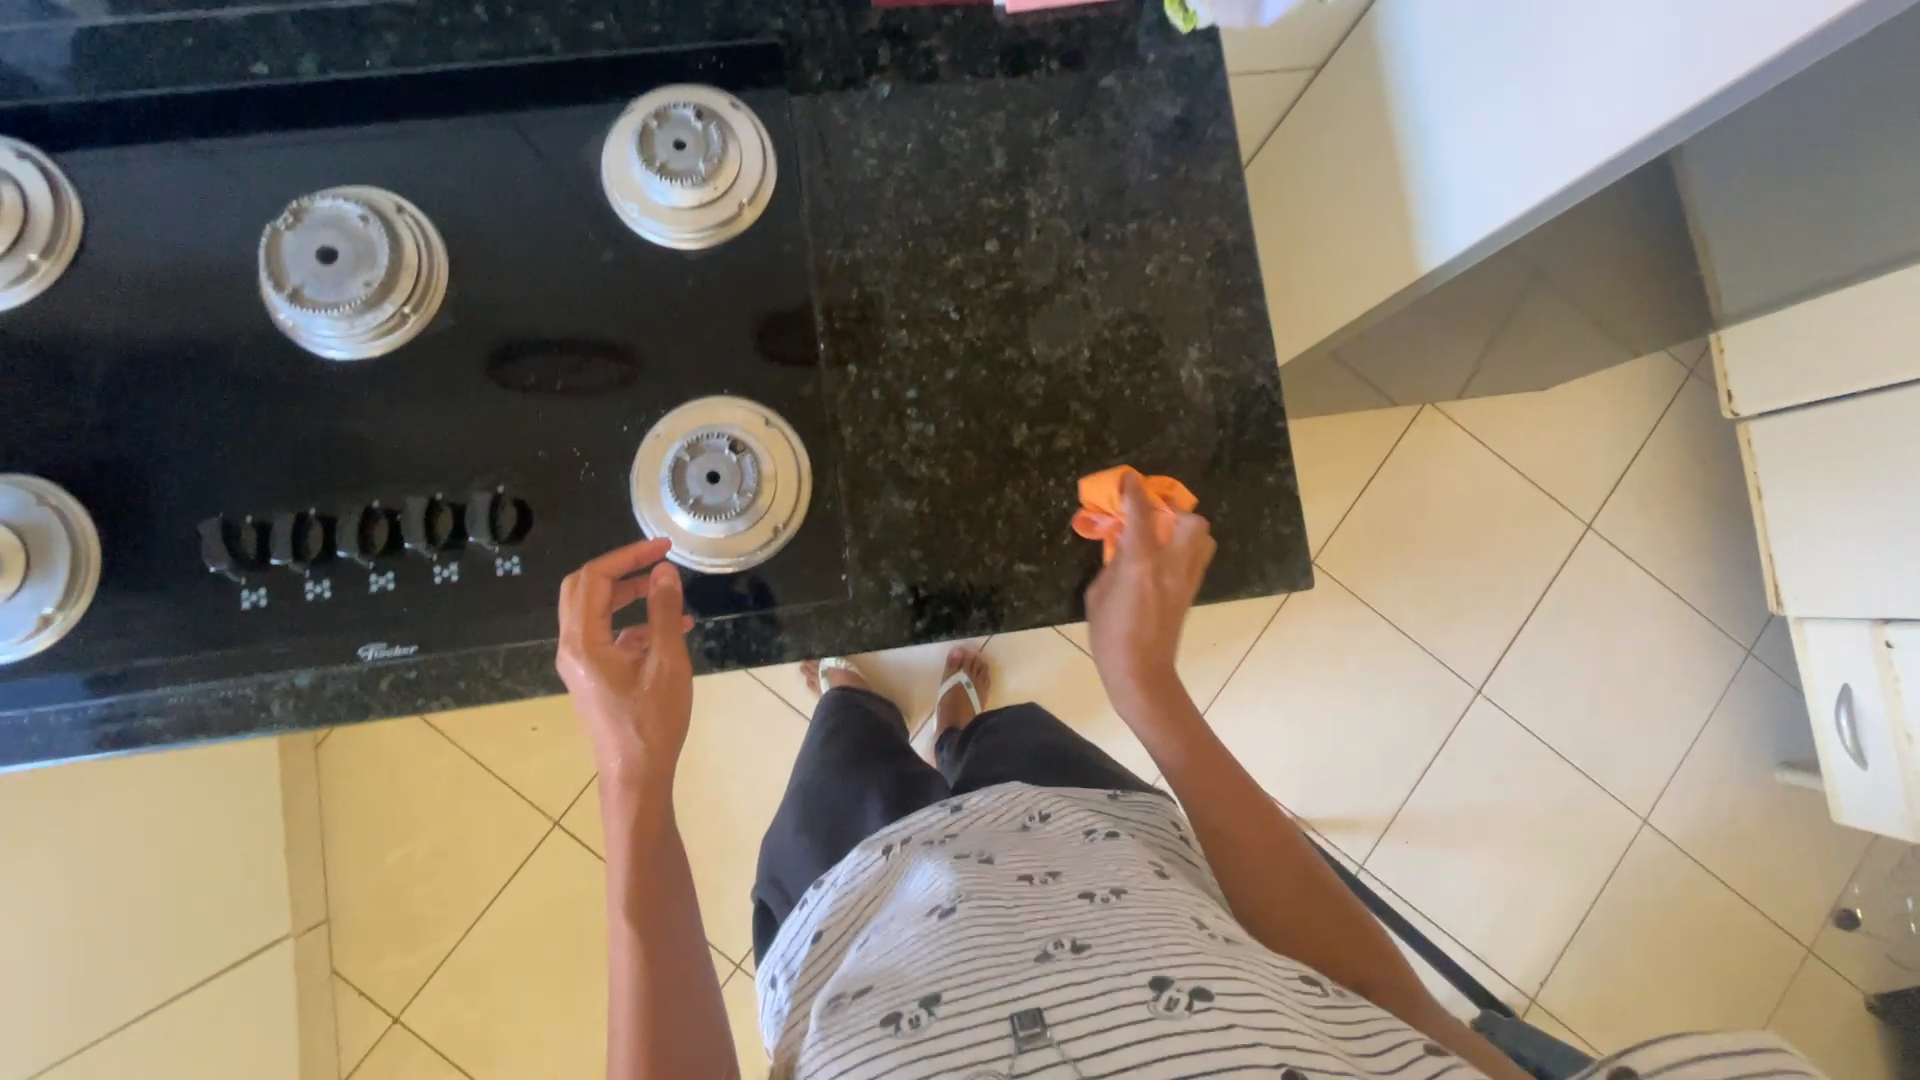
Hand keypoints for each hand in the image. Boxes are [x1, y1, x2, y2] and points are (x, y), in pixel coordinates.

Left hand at [556, 538, 695, 786]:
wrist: (636, 774)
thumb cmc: (652, 721)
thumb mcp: (667, 663)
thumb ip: (663, 613)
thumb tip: (664, 572)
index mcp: (584, 642)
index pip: (594, 579)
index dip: (628, 557)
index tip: (664, 548)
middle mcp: (573, 647)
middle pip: (584, 590)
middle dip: (621, 570)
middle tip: (657, 561)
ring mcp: (581, 663)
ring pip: (595, 612)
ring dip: (628, 595)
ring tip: (667, 592)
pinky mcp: (593, 676)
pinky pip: (607, 635)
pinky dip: (633, 623)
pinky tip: (669, 630)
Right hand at [1084, 471, 1215, 721]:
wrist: (1141, 672)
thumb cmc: (1110, 635)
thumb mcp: (1098, 593)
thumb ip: (1112, 563)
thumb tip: (1121, 547)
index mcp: (1141, 563)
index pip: (1141, 515)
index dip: (1134, 492)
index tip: (1129, 478)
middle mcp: (1171, 565)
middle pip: (1191, 522)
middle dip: (1173, 511)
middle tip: (1152, 515)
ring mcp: (1186, 579)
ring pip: (1203, 539)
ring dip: (1185, 528)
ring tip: (1163, 535)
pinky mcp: (1191, 593)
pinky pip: (1196, 558)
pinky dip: (1184, 549)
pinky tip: (1163, 558)